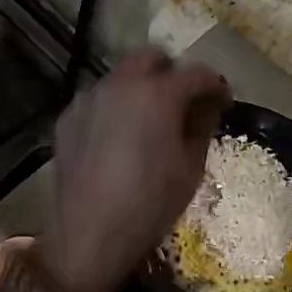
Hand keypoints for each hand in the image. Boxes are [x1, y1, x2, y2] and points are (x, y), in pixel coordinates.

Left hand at [39, 49, 230, 291]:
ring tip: (148, 120)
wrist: (90, 234)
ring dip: (139, 88)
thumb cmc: (150, 203)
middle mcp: (119, 84)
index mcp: (157, 93)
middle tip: (182, 100)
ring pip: (120, 77)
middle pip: (150, 58)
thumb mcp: (190, 168)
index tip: (224, 101)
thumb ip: (201, 126)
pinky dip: (113, 108)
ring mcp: (88, 99)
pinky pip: (97, 100)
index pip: (197, 73)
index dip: (216, 85)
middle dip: (172, 72)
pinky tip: (116, 138)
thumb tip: (207, 106)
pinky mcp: (67, 118)